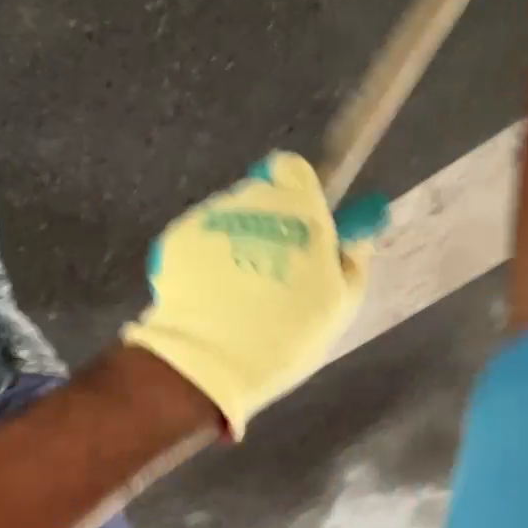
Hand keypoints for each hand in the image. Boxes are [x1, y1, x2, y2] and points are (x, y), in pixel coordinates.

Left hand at [122, 153, 385, 438]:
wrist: (211, 358)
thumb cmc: (288, 331)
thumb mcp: (341, 301)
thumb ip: (352, 258)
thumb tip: (355, 234)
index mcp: (296, 206)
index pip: (292, 169)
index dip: (296, 192)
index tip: (300, 224)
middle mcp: (247, 199)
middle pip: (257, 194)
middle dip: (265, 221)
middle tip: (272, 267)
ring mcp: (205, 217)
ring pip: (224, 217)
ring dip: (233, 239)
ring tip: (236, 287)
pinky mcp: (173, 239)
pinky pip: (195, 238)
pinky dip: (202, 257)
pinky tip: (208, 293)